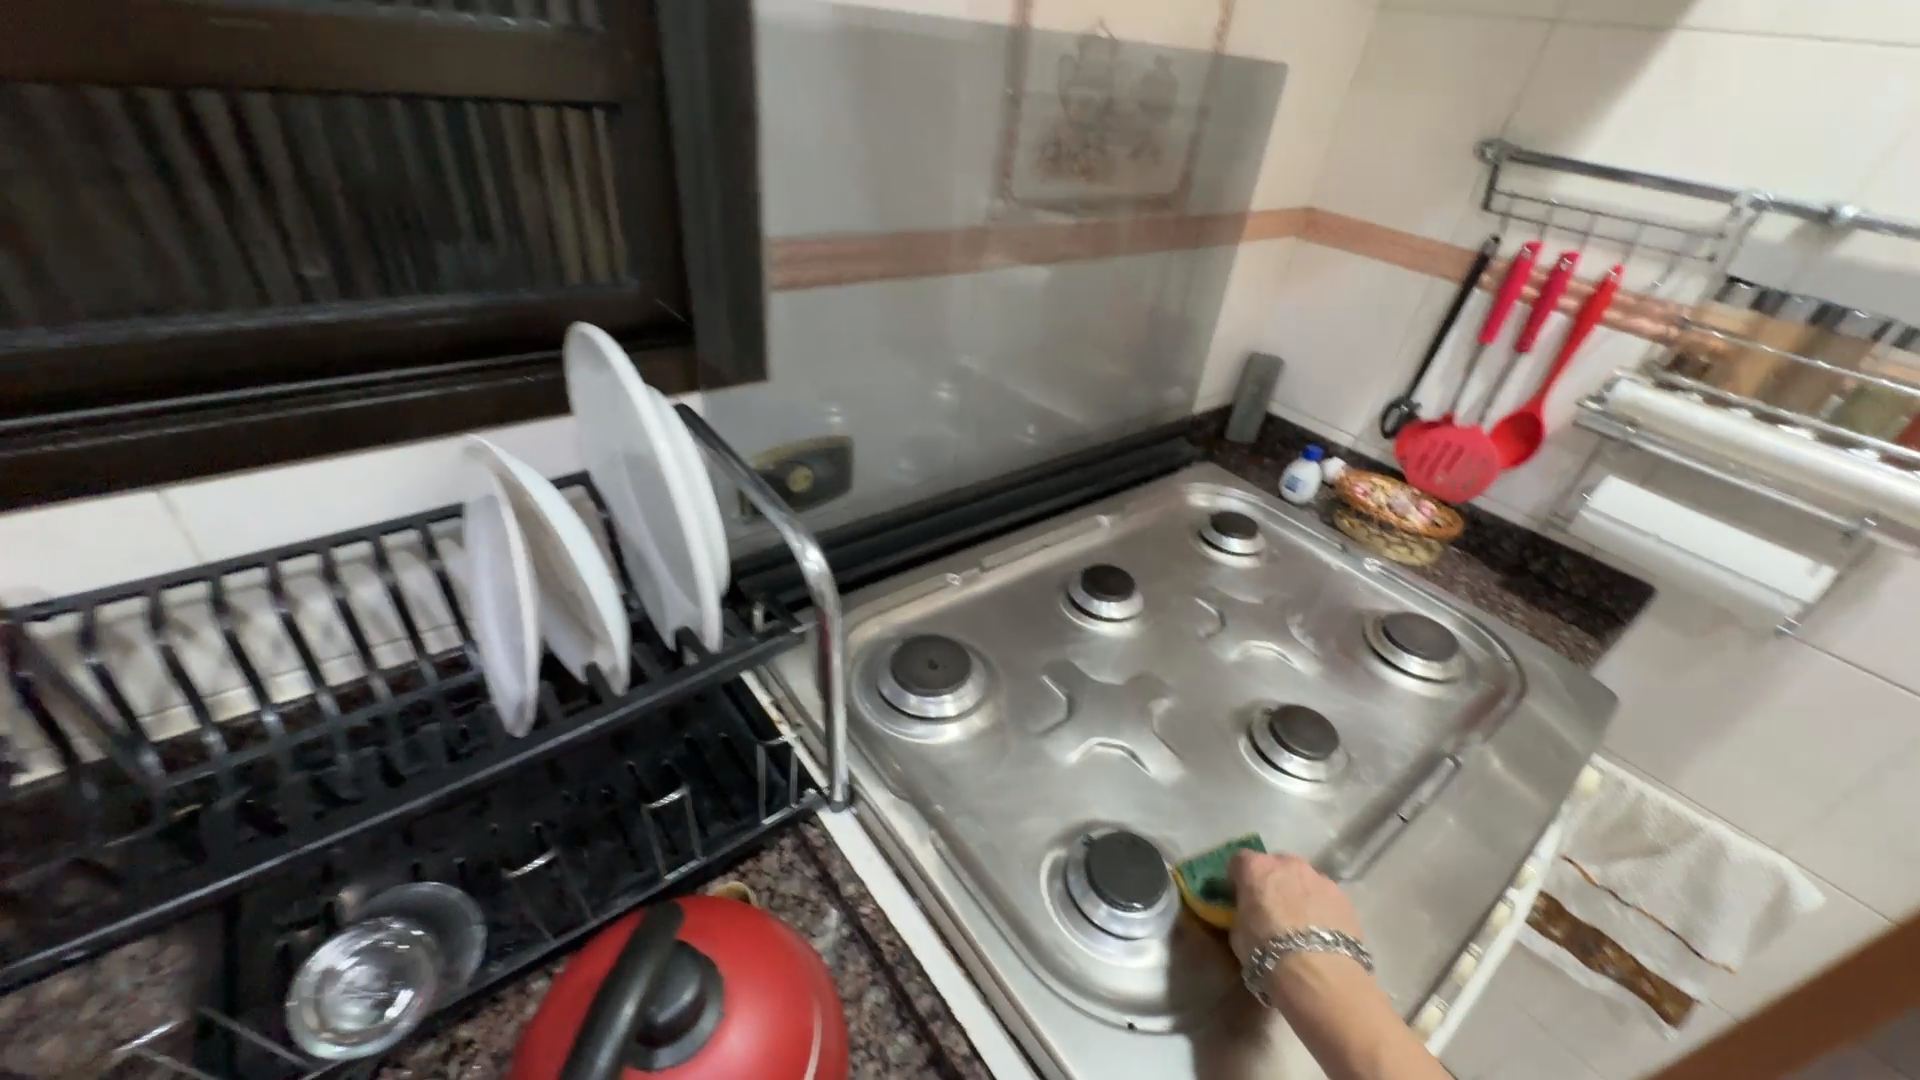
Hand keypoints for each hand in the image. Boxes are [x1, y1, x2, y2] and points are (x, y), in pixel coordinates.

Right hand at [1227, 851, 1363, 965]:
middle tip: (1271, 909)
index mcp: (1255, 868)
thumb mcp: (1237, 933)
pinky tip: (1321, 932)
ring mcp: (1319, 878)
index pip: (1240, 861)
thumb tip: (1248, 914)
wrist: (1320, 975)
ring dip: (1298, 893)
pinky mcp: (1344, 897)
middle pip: (1275, 865)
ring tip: (1301, 924)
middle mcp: (1287, 864)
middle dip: (1272, 882)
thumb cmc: (1267, 952)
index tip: (1240, 897)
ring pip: (1303, 879)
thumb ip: (1242, 913)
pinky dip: (1321, 907)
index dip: (1239, 879)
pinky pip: (1325, 896)